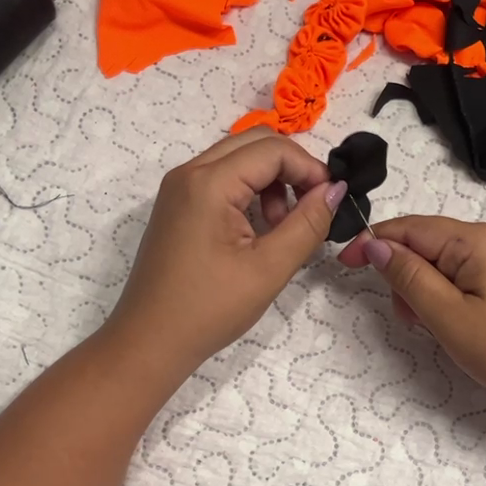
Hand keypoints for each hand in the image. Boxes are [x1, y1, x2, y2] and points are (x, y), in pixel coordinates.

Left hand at [107, 129, 342, 374]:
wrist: (149, 342)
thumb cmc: (208, 309)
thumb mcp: (269, 268)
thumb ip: (307, 224)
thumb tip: (336, 190)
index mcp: (209, 182)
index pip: (274, 150)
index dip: (310, 169)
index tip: (331, 203)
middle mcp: (189, 173)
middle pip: (255, 144)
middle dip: (292, 170)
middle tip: (312, 210)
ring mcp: (179, 188)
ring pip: (238, 160)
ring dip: (271, 182)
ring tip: (282, 228)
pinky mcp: (177, 206)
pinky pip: (222, 180)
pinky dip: (249, 193)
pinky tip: (259, 231)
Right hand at [336, 216, 485, 421]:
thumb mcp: (447, 316)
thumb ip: (407, 276)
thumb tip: (375, 244)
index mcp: (476, 238)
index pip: (410, 227)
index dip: (373, 243)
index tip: (343, 265)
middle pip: (426, 241)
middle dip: (403, 273)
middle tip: (408, 318)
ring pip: (443, 261)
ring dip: (423, 288)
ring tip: (431, 327)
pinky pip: (464, 273)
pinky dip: (445, 294)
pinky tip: (450, 323)